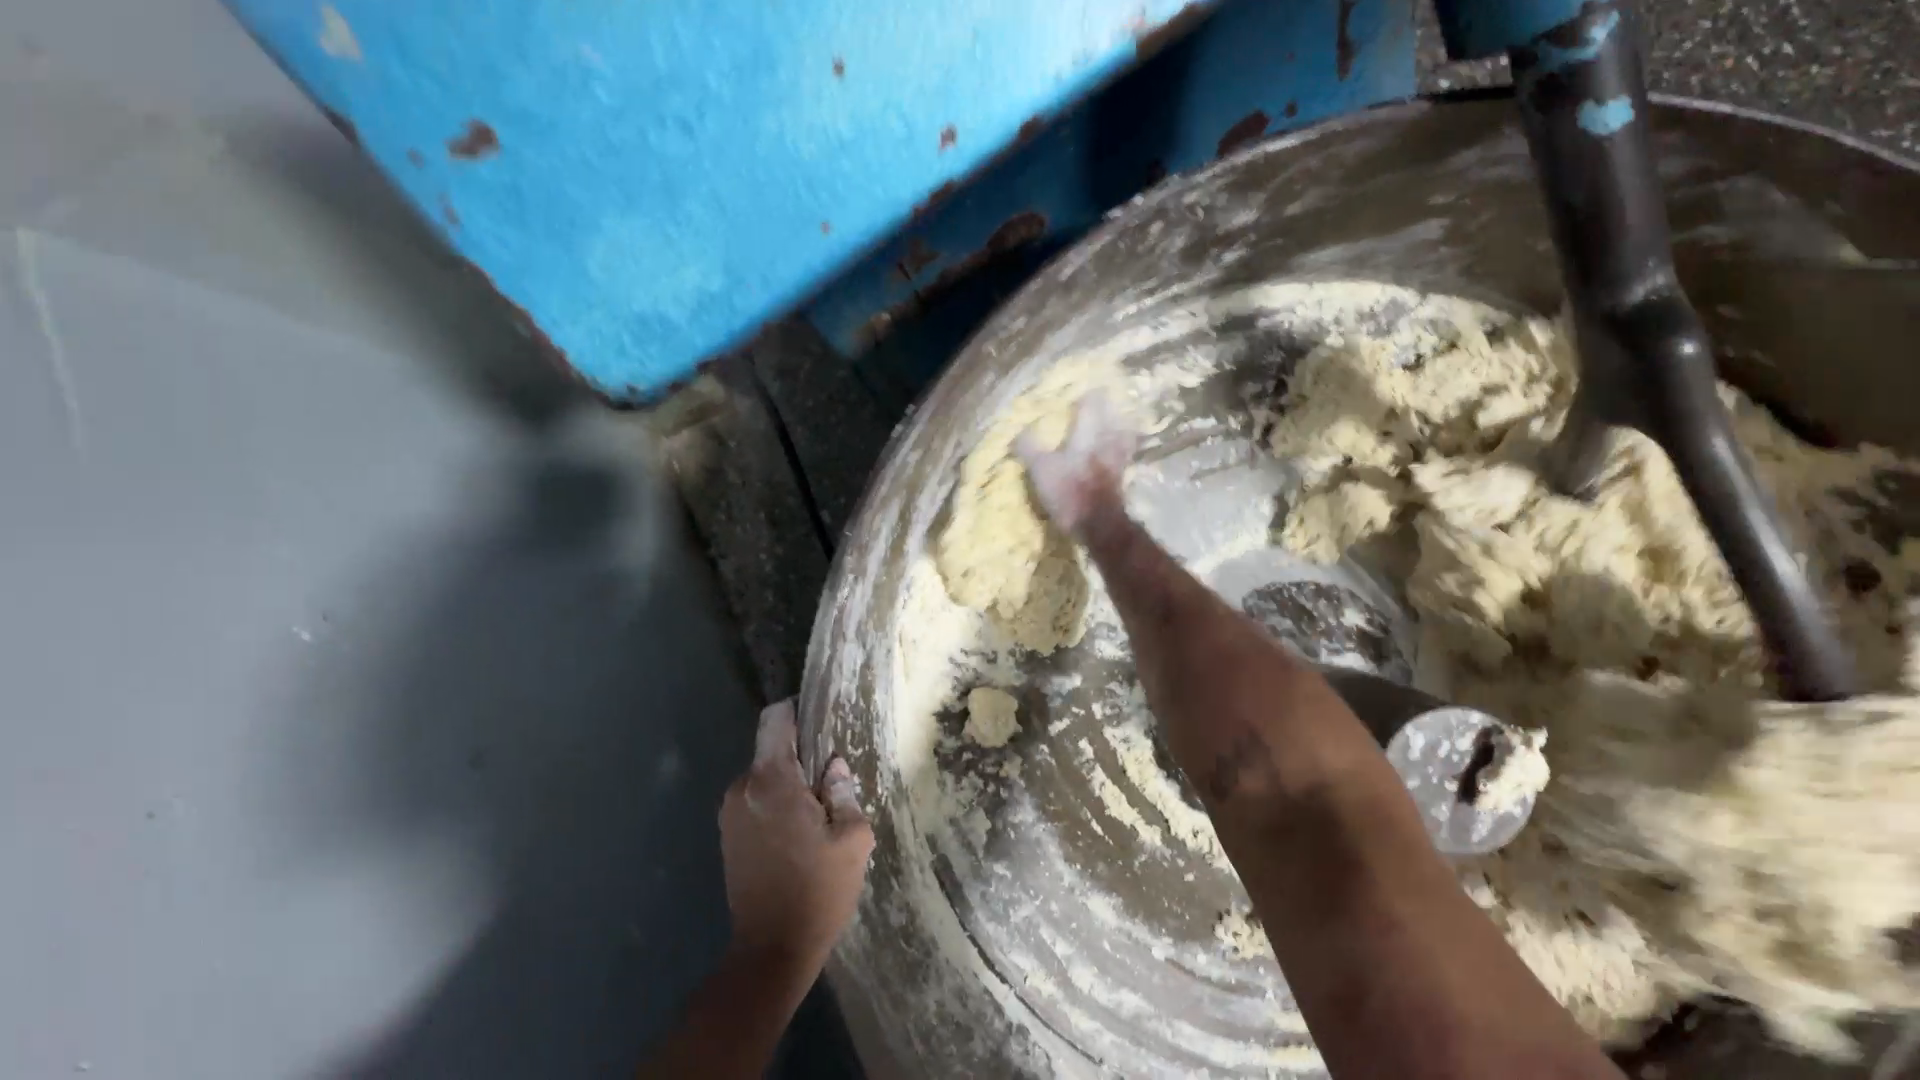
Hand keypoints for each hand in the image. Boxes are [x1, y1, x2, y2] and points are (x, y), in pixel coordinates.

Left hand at [719, 701, 873, 971]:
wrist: (771, 949)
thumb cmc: (818, 890)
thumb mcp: (852, 839)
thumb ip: (843, 793)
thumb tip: (834, 767)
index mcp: (771, 780)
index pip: (775, 719)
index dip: (797, 710)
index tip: (822, 719)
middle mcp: (742, 788)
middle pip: (771, 750)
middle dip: (801, 757)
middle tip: (833, 781)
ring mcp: (729, 813)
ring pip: (764, 778)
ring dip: (788, 785)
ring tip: (819, 813)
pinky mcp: (727, 835)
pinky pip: (755, 801)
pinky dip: (775, 804)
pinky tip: (798, 833)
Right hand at [1014, 391, 1138, 536]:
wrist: (1099, 523)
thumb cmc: (1069, 491)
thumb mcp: (1040, 469)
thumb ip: (1029, 447)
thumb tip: (1017, 432)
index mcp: (1087, 433)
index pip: (1092, 404)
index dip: (1089, 396)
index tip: (1085, 391)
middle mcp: (1106, 441)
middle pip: (1113, 417)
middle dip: (1108, 409)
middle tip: (1103, 402)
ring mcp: (1118, 460)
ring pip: (1124, 435)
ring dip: (1120, 427)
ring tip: (1116, 423)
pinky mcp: (1123, 478)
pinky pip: (1126, 456)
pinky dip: (1124, 450)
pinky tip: (1120, 452)